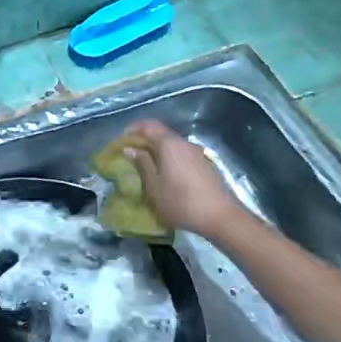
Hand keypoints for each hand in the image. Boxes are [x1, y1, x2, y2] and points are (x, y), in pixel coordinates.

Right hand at [123, 120, 246, 236]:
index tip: (121, 142)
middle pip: (160, 133)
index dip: (132, 130)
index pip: (148, 125)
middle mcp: (184, 143)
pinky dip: (169, 158)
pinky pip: (181, 154)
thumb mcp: (154, 186)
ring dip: (156, 150)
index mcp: (169, 144)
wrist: (219, 216)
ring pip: (172, 145)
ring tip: (145, 166)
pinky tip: (165, 174)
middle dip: (143, 140)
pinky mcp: (204, 164)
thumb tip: (130, 148)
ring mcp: (196, 153)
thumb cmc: (181, 202)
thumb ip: (142, 164)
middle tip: (130, 155)